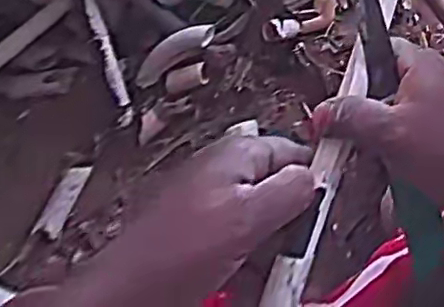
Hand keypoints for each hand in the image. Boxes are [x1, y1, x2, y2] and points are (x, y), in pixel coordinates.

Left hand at [43, 135, 316, 306]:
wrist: (115, 302)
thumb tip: (316, 177)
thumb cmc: (173, 256)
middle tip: (297, 259)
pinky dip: (247, 266)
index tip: (328, 211)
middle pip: (279, 191)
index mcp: (238, 152)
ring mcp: (208, 205)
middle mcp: (224, 171)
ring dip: (271, 253)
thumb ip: (289, 190)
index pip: (295, 152)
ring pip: (260, 224)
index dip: (314, 180)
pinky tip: (247, 288)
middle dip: (291, 226)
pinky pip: (236, 247)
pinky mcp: (195, 239)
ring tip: (274, 282)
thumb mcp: (246, 219)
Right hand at [311, 39, 443, 206]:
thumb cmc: (440, 150)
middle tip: (350, 128)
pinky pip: (403, 123)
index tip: (342, 95)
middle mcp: (430, 73)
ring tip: (367, 147)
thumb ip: (352, 116)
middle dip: (364, 105)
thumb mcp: (388, 131)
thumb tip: (319, 113)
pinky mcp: (437, 124)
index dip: (358, 69)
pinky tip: (385, 159)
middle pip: (382, 79)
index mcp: (421, 61)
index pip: (380, 47)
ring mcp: (435, 98)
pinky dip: (391, 138)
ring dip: (376, 126)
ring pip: (390, 105)